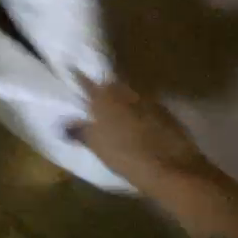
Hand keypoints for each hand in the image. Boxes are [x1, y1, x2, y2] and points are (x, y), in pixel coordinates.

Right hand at [66, 75, 210, 183]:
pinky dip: (140, 111)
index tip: (69, 66)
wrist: (175, 171)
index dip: (76, 74)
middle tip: (95, 92)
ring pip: (129, 94)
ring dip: (122, 99)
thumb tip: (62, 122)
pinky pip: (146, 107)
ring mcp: (148, 101)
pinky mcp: (166, 114)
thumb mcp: (97, 146)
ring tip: (117, 108)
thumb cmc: (128, 156)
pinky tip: (139, 123)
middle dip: (102, 87)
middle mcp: (125, 92)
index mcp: (104, 97)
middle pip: (109, 84)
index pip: (85, 80)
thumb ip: (79, 131)